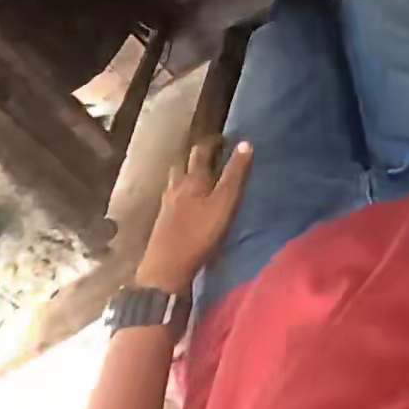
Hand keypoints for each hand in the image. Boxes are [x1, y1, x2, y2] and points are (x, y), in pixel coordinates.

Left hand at [136, 139, 252, 292]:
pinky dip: (180, 189)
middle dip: (196, 155)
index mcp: (193, 178)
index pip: (201, 151)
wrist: (165, 269)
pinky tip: (186, 199)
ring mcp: (167, 202)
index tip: (224, 139)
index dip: (212, 142)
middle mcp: (177, 185)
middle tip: (212, 154)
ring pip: (175, 178)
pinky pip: (172, 194)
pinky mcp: (162, 219)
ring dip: (186, 171)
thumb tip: (245, 143)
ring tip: (199, 174)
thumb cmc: (199, 233)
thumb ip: (235, 174)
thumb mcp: (225, 202)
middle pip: (184, 163)